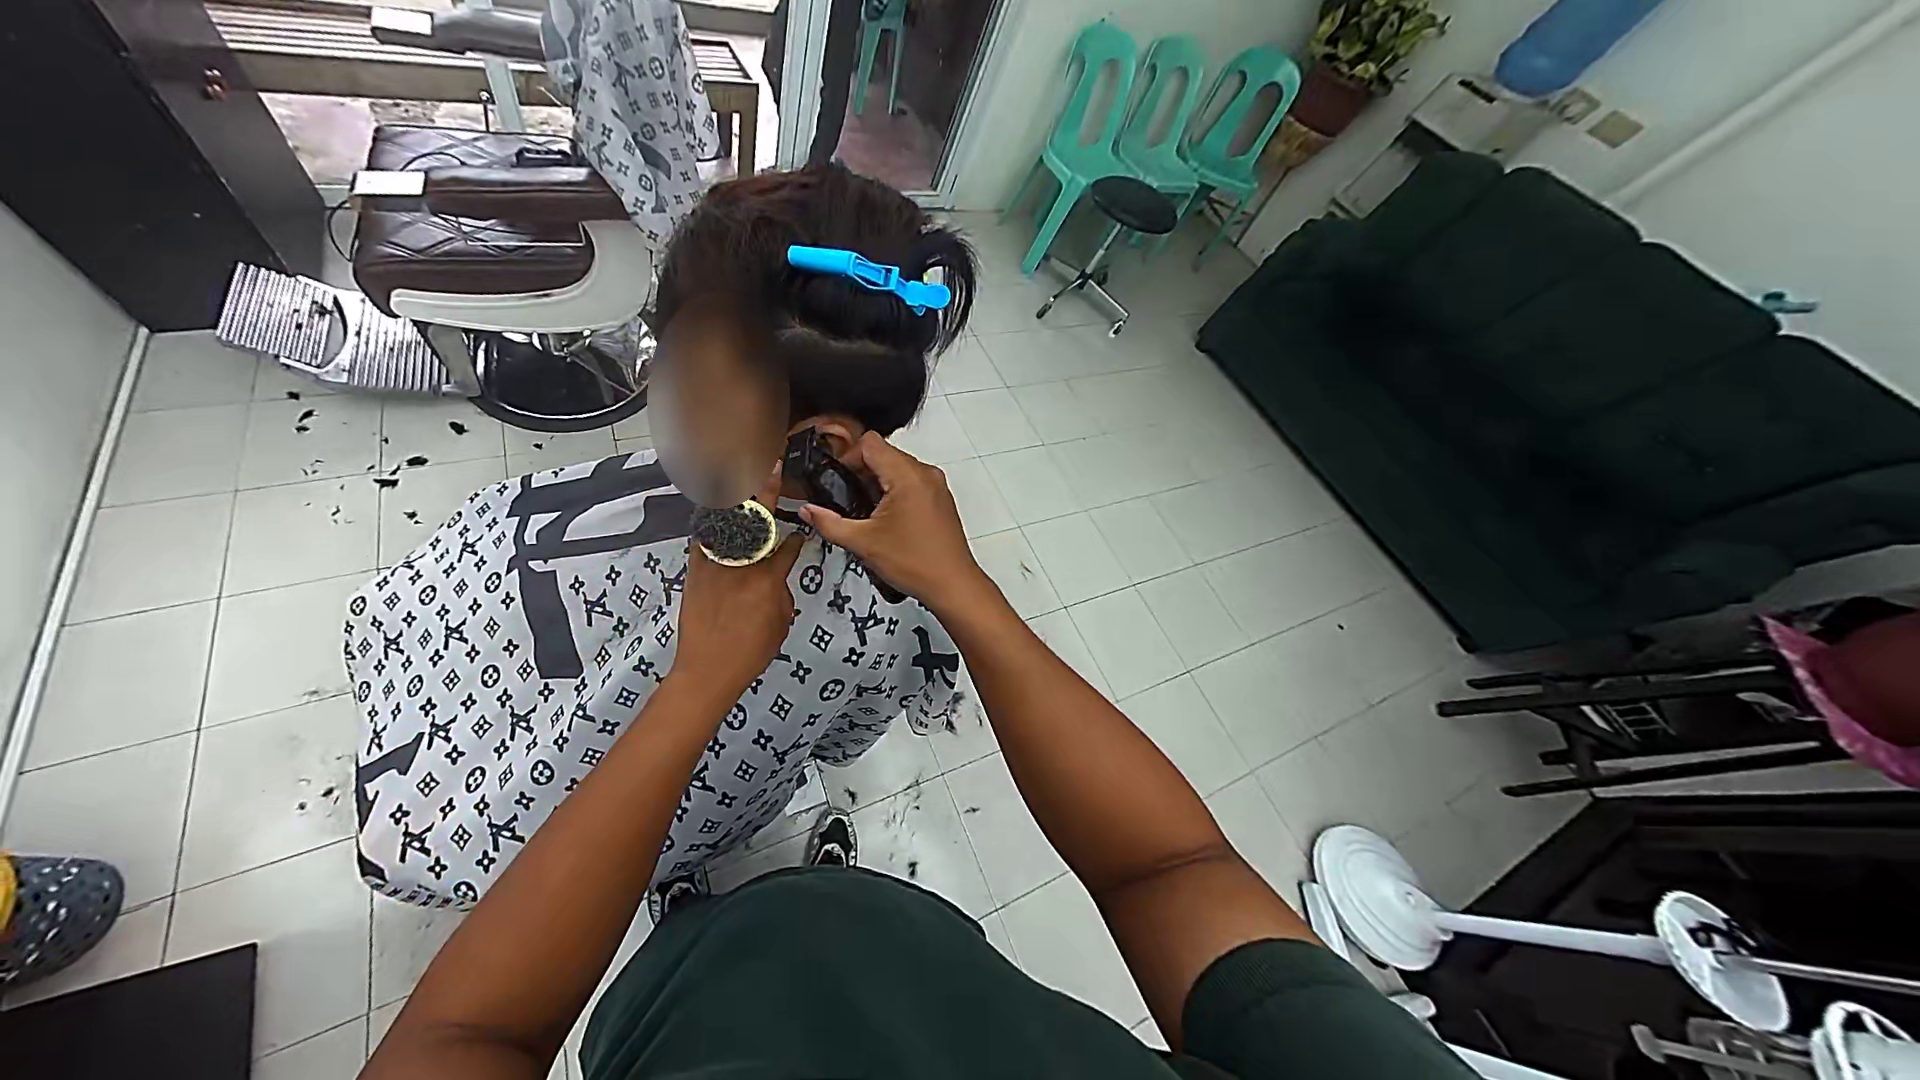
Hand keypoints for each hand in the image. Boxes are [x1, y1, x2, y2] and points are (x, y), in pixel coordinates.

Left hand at [670, 469, 804, 701]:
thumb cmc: (749, 652)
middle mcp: (742, 566)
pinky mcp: (695, 571)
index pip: (789, 549)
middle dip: (766, 491)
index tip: (803, 533)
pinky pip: (703, 538)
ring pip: (726, 523)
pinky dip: (710, 521)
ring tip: (742, 474)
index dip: (798, 538)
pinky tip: (714, 506)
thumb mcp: (780, 622)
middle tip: (772, 467)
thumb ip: (782, 593)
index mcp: (768, 580)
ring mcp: (715, 565)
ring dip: (736, 496)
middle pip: (756, 521)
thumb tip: (777, 578)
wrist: (706, 669)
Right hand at [799, 432, 992, 615]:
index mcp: (907, 477)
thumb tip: (811, 511)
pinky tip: (886, 519)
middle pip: (883, 453)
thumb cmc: (920, 564)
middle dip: (861, 472)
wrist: (951, 584)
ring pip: (898, 466)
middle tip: (850, 498)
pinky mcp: (939, 498)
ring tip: (868, 512)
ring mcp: (935, 485)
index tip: (839, 478)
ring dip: (878, 482)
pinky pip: (912, 481)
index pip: (870, 443)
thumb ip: (829, 523)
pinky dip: (895, 491)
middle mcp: (925, 475)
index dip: (848, 457)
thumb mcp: (863, 543)